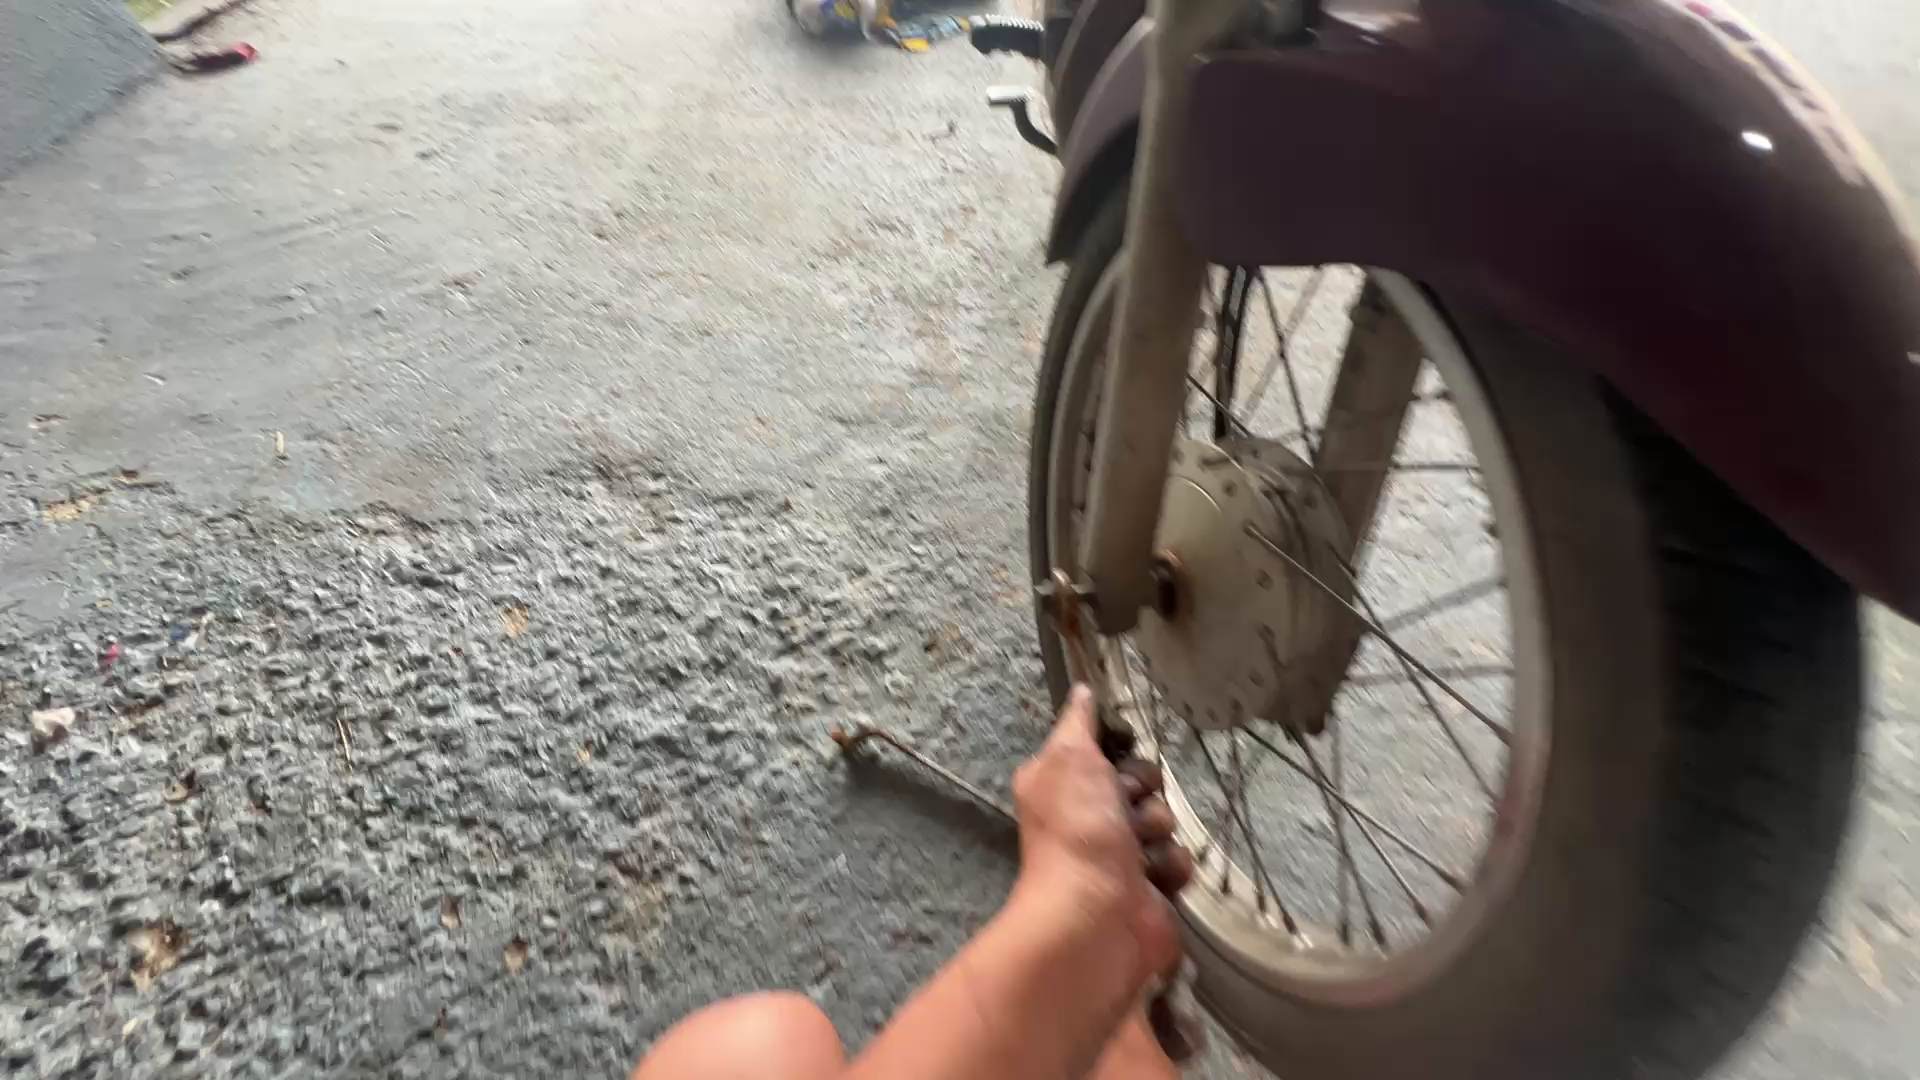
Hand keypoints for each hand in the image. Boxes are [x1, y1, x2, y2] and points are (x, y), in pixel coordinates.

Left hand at [1011, 685, 1194, 985]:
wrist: (1096, 915)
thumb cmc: (1077, 826)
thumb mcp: (1069, 756)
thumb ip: (1078, 721)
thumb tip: (1083, 690)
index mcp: (1059, 780)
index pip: (1103, 745)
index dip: (1118, 746)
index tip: (1122, 747)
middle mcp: (1086, 814)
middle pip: (1139, 778)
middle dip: (1140, 788)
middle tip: (1123, 805)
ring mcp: (1118, 853)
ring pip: (1162, 817)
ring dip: (1155, 829)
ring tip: (1136, 850)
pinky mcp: (1149, 886)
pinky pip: (1177, 858)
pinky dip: (1168, 866)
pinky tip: (1151, 877)